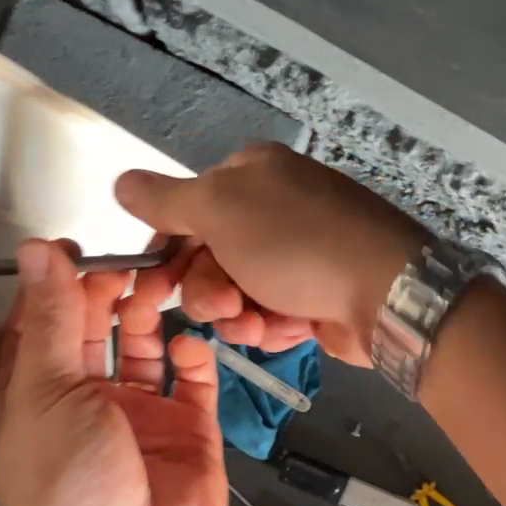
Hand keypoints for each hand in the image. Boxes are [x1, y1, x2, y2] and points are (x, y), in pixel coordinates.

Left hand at [0, 240, 226, 505]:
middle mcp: (88, 401)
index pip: (45, 325)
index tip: (79, 245)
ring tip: (166, 288)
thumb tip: (39, 252)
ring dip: (154, 316)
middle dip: (112, 292)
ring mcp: (142, 416)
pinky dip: (196, 356)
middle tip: (136, 260)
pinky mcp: (189, 430)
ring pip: (147, 348)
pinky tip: (194, 343)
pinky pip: (194, 381)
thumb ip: (55, 320)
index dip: (58, 283)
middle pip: (99, 330)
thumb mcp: (48, 395)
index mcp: (37, 396)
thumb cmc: (70, 488)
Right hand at [115, 142, 423, 365]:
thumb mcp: (220, 209)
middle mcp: (275, 209)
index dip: (166, 251)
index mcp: (252, 174)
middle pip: (210, 257)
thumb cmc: (297, 242)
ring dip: (240, 315)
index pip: (187, 210)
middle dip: (209, 290)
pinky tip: (288, 331)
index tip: (150, 286)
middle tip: (223, 306)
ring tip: (259, 322)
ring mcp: (300, 255)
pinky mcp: (317, 297)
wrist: (385, 292)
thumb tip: (121, 182)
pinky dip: (274, 327)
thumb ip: (167, 200)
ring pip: (239, 293)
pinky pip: (273, 316)